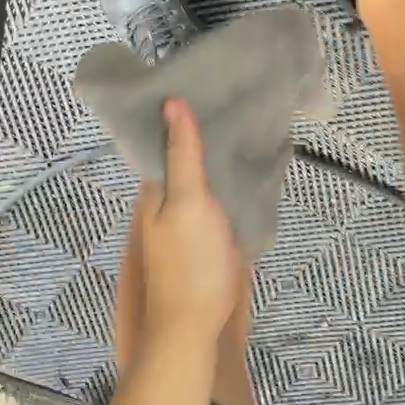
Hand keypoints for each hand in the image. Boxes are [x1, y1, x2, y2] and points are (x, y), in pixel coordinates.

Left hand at [138, 99, 244, 348]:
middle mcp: (167, 193)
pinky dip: (229, 175)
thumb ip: (182, 154)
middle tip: (236, 93)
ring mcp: (188, 213)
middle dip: (204, 125)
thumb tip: (170, 101)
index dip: (181, 107)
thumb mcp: (187, 201)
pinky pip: (218, 191)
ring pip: (203, 171)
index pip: (164, 133)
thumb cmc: (188, 261)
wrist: (194, 326)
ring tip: (246, 118)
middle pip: (185, 150)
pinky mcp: (209, 229)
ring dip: (218, 149)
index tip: (205, 78)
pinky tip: (249, 161)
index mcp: (155, 183)